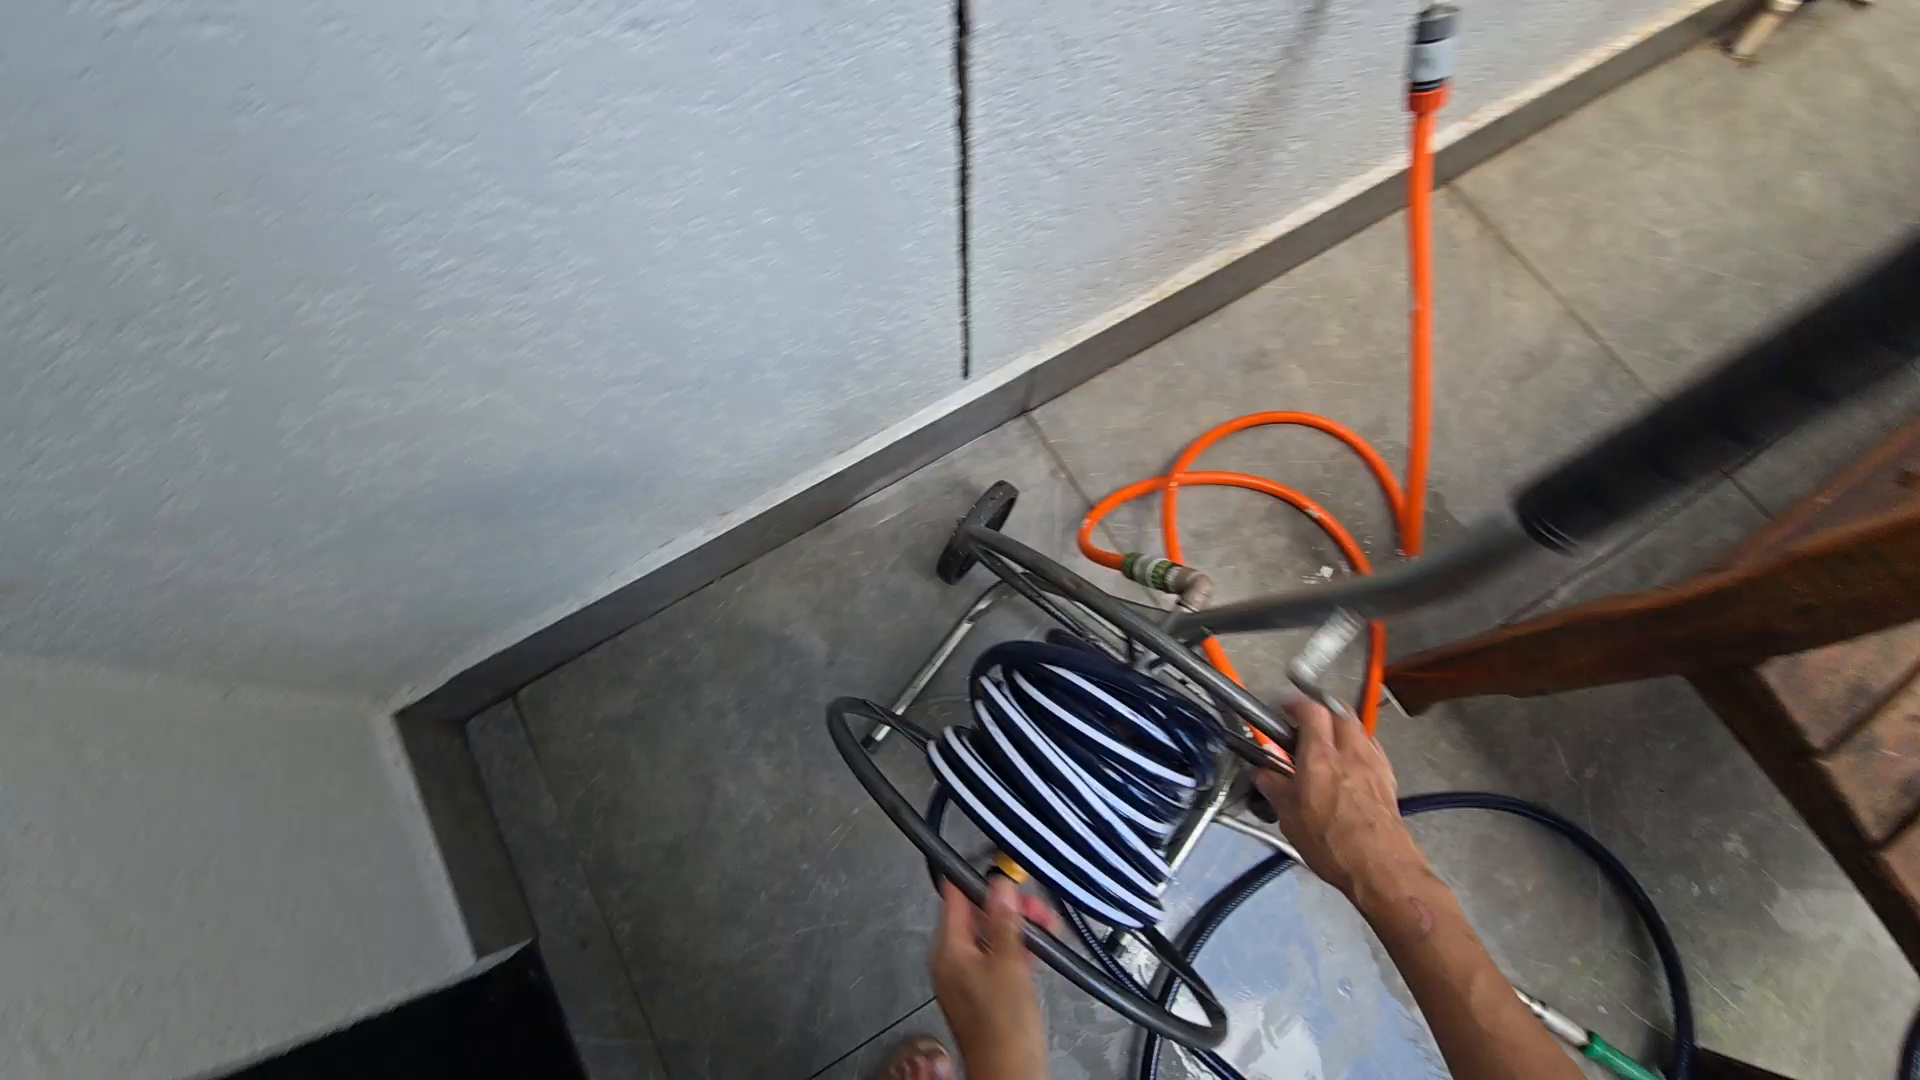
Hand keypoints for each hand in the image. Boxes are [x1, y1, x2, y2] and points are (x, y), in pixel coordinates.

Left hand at [930, 877, 1059, 1079]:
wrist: (1011, 1076)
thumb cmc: (1004, 1023)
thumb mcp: (1008, 962)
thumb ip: (1003, 920)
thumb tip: (999, 882)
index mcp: (949, 949)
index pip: (955, 896)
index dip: (979, 880)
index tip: (1005, 872)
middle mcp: (953, 959)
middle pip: (978, 915)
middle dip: (1010, 907)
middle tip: (1037, 908)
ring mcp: (969, 976)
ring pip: (992, 935)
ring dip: (1019, 926)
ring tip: (1047, 926)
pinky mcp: (986, 991)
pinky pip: (999, 957)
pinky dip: (1018, 948)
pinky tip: (1040, 947)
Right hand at [1253, 701, 1430, 899]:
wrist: (1382, 870)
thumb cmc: (1330, 842)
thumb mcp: (1289, 817)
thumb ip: (1274, 788)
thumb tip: (1263, 775)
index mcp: (1319, 756)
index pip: (1310, 711)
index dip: (1295, 703)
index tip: (1284, 708)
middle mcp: (1350, 753)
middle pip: (1340, 712)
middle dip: (1322, 709)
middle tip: (1307, 720)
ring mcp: (1374, 765)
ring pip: (1360, 728)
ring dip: (1342, 726)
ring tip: (1329, 740)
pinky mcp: (1390, 782)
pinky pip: (1373, 750)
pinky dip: (1359, 746)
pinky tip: (1352, 763)